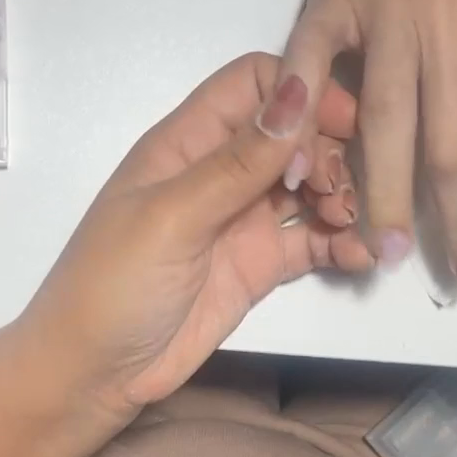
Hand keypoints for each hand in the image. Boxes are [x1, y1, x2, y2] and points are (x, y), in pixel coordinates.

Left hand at [13, 54, 373, 415]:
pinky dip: (340, 243)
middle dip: (328, 149)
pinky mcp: (259, 266)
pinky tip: (361, 254)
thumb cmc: (114, 285)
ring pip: (308, 186)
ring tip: (353, 224)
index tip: (340, 121)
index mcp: (186, 144)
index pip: (252, 85)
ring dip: (341, 195)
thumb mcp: (171, 218)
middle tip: (337, 190)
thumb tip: (297, 93)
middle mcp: (219, 174)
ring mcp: (241, 221)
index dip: (300, 90)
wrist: (96, 371)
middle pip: (292, 134)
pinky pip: (310, 242)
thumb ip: (236, 164)